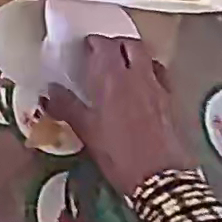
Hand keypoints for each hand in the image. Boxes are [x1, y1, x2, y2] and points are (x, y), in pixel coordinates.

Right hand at [45, 36, 197, 194]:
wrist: (161, 179)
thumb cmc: (118, 154)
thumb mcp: (86, 131)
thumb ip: (67, 106)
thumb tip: (51, 90)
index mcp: (111, 78)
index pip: (103, 45)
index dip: (93, 42)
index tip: (84, 48)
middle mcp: (136, 76)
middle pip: (129, 44)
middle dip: (115, 43)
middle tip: (102, 52)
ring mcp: (157, 87)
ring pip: (146, 56)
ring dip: (133, 53)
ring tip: (122, 65)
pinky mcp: (171, 101)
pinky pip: (160, 73)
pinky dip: (150, 70)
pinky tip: (143, 84)